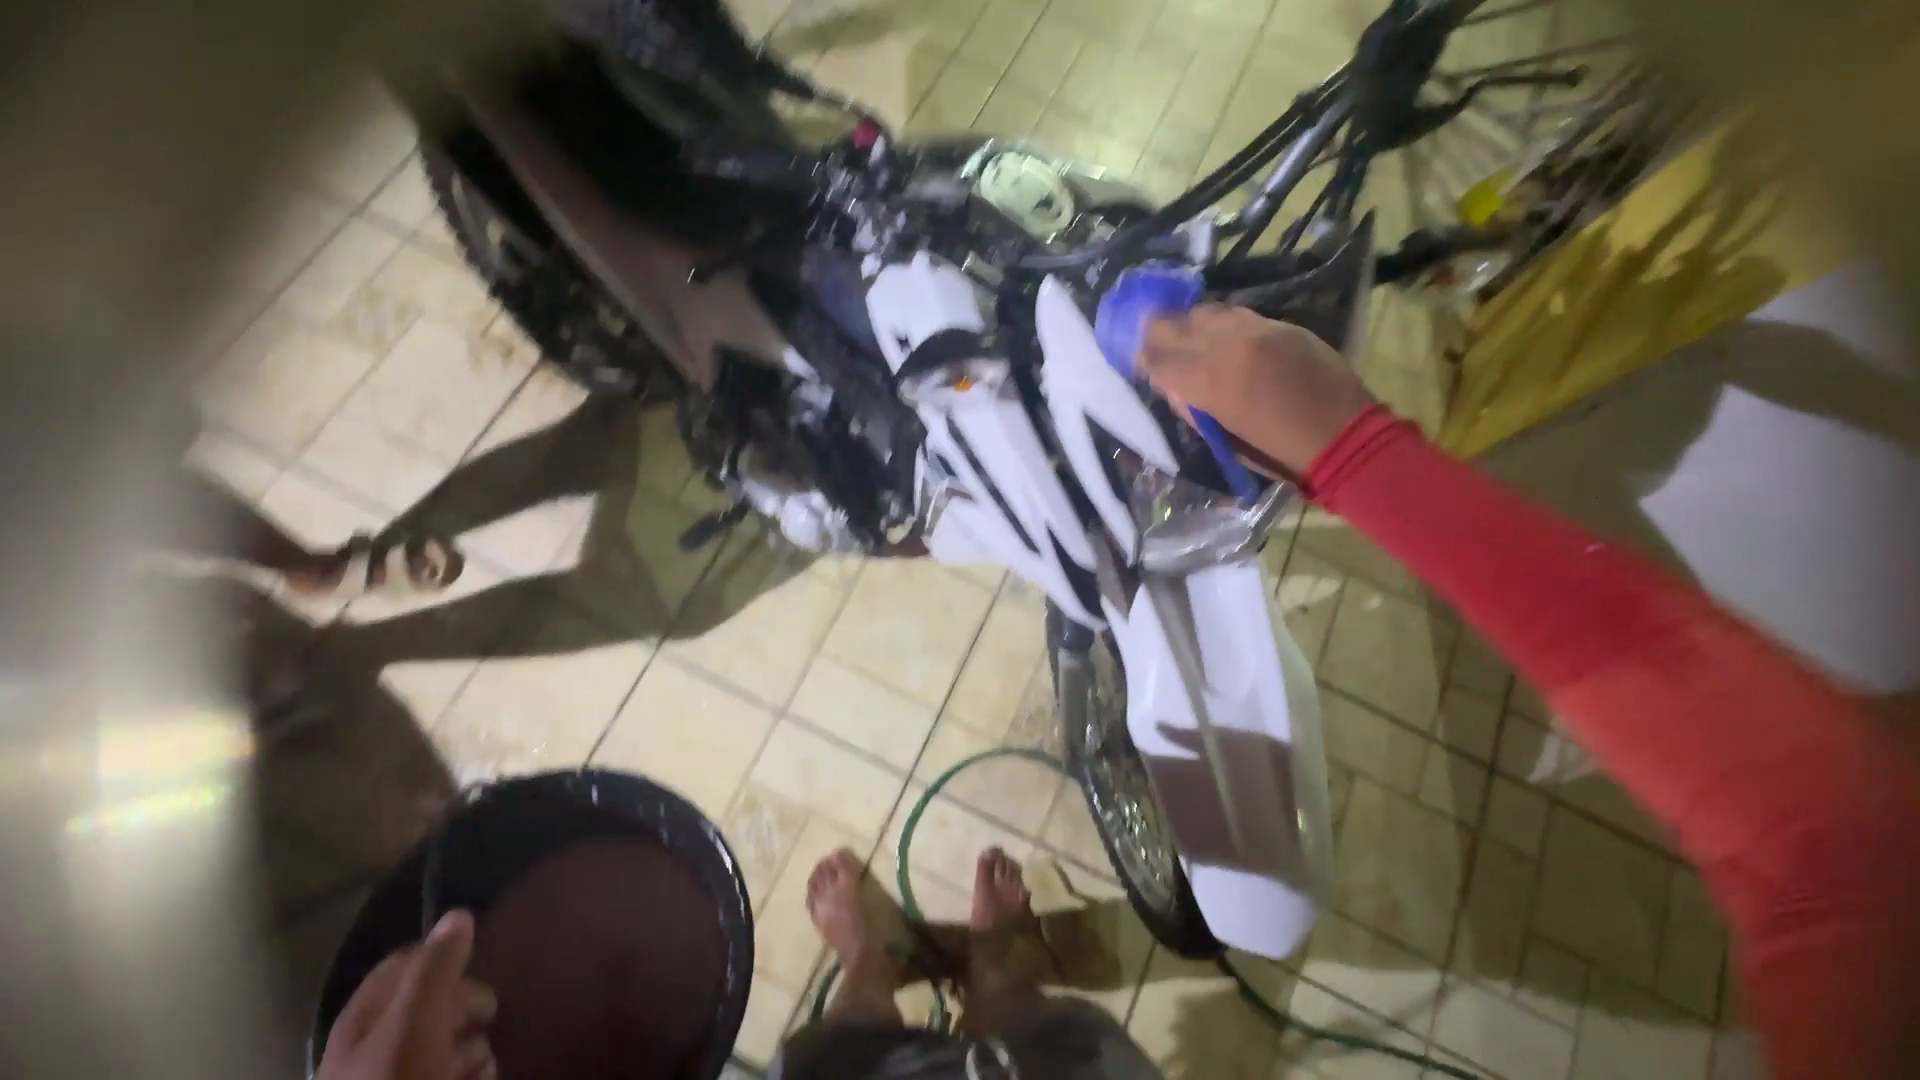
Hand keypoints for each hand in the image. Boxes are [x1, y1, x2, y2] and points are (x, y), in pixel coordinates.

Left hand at [316, 910, 497, 1079]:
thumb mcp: (415, 1025)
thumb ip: (437, 969)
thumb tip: (460, 915)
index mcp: (363, 1019)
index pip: (407, 962)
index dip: (443, 956)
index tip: (476, 966)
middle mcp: (376, 1046)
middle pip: (434, 1001)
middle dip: (467, 1008)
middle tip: (483, 1019)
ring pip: (450, 1042)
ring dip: (472, 1049)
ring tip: (476, 1069)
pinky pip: (458, 1075)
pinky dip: (473, 1076)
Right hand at [1137, 304, 1375, 476]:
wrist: (1345, 435)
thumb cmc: (1279, 453)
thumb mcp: (1225, 439)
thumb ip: (1194, 409)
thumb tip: (1173, 388)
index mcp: (1210, 383)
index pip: (1158, 360)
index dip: (1144, 361)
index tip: (1141, 364)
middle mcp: (1227, 346)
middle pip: (1174, 325)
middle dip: (1159, 336)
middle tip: (1157, 346)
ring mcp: (1257, 330)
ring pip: (1206, 312)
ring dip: (1193, 326)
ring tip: (1193, 340)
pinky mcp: (1282, 326)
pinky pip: (1239, 315)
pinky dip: (1223, 325)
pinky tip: (1226, 339)